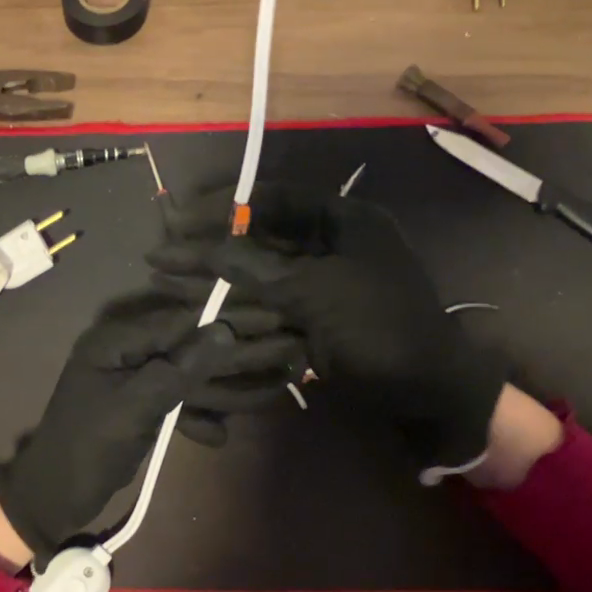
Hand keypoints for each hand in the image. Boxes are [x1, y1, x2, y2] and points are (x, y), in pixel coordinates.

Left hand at [0, 291, 303, 566]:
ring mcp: (133, 383)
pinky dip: (197, 418)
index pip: (181, 321)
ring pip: (188, 380)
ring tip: (273, 390)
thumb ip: (179, 368)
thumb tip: (223, 331)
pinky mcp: (139, 410)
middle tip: (285, 350)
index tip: (272, 317)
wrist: (55, 496)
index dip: (227, 319)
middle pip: (190, 349)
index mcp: (117, 342)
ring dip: (224, 390)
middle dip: (234, 356)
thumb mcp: (136, 405)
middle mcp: (127, 354)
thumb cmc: (89, 446)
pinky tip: (220, 435)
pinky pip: (176, 405)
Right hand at [149, 183, 505, 479]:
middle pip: (261, 236)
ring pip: (261, 272)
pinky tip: (203, 308)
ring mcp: (324, 283)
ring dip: (220, 277)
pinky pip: (270, 303)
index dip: (224, 207)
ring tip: (170, 280)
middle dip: (214, 246)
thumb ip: (258, 268)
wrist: (426, 392)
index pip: (273, 198)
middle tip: (166, 255)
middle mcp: (331, 244)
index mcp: (344, 221)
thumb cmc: (379, 328)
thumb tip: (205, 249)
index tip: (181, 219)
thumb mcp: (317, 292)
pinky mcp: (316, 318)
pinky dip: (239, 305)